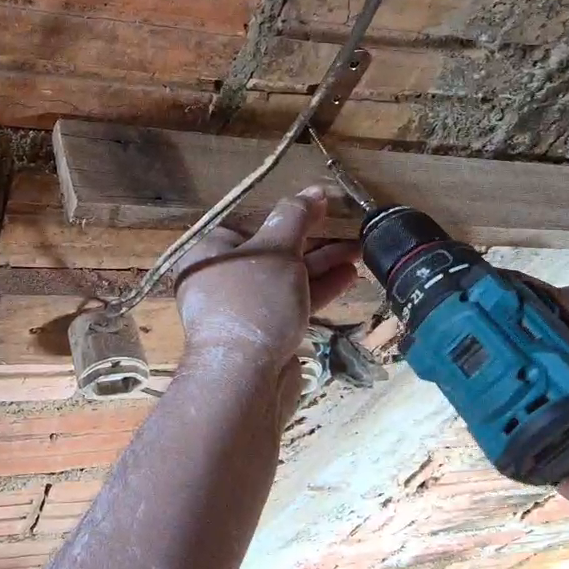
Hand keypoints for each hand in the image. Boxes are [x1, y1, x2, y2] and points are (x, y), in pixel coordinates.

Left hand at [173, 186, 360, 374]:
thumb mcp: (276, 251)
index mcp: (209, 254)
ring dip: (321, 264)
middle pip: (271, 252)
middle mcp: (220, 280)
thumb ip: (295, 218)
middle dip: (311, 240)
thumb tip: (314, 190)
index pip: (249, 225)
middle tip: (347, 227)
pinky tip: (348, 275)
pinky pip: (291, 304)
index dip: (286, 216)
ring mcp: (242, 310)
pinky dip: (317, 289)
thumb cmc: (254, 302)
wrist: (244, 378)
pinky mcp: (263, 334)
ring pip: (285, 280)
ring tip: (359, 250)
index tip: (321, 207)